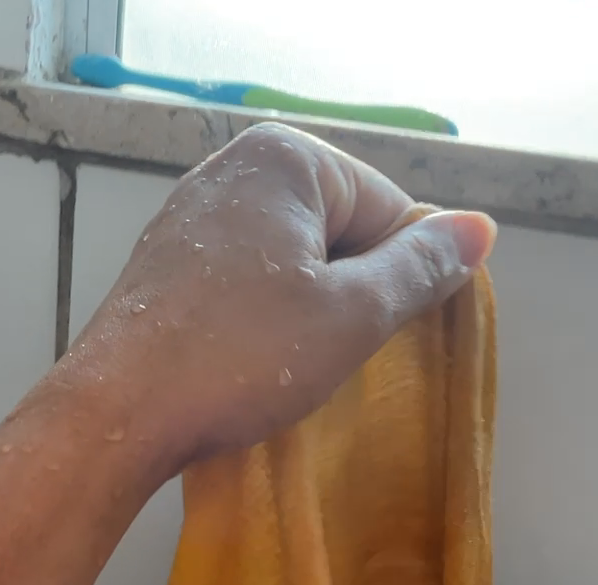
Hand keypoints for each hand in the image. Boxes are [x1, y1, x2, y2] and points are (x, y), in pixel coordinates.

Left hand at [54, 123, 495, 473]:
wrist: (118, 412)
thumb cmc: (240, 358)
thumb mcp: (351, 316)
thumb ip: (420, 268)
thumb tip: (479, 228)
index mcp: (284, 159)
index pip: (387, 206)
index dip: (397, 275)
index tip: (374, 331)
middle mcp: (230, 172)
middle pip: (333, 231)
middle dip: (345, 292)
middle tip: (326, 353)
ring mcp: (189, 221)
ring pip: (286, 264)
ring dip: (303, 313)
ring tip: (285, 363)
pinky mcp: (164, 270)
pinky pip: (241, 285)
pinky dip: (258, 320)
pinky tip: (246, 360)